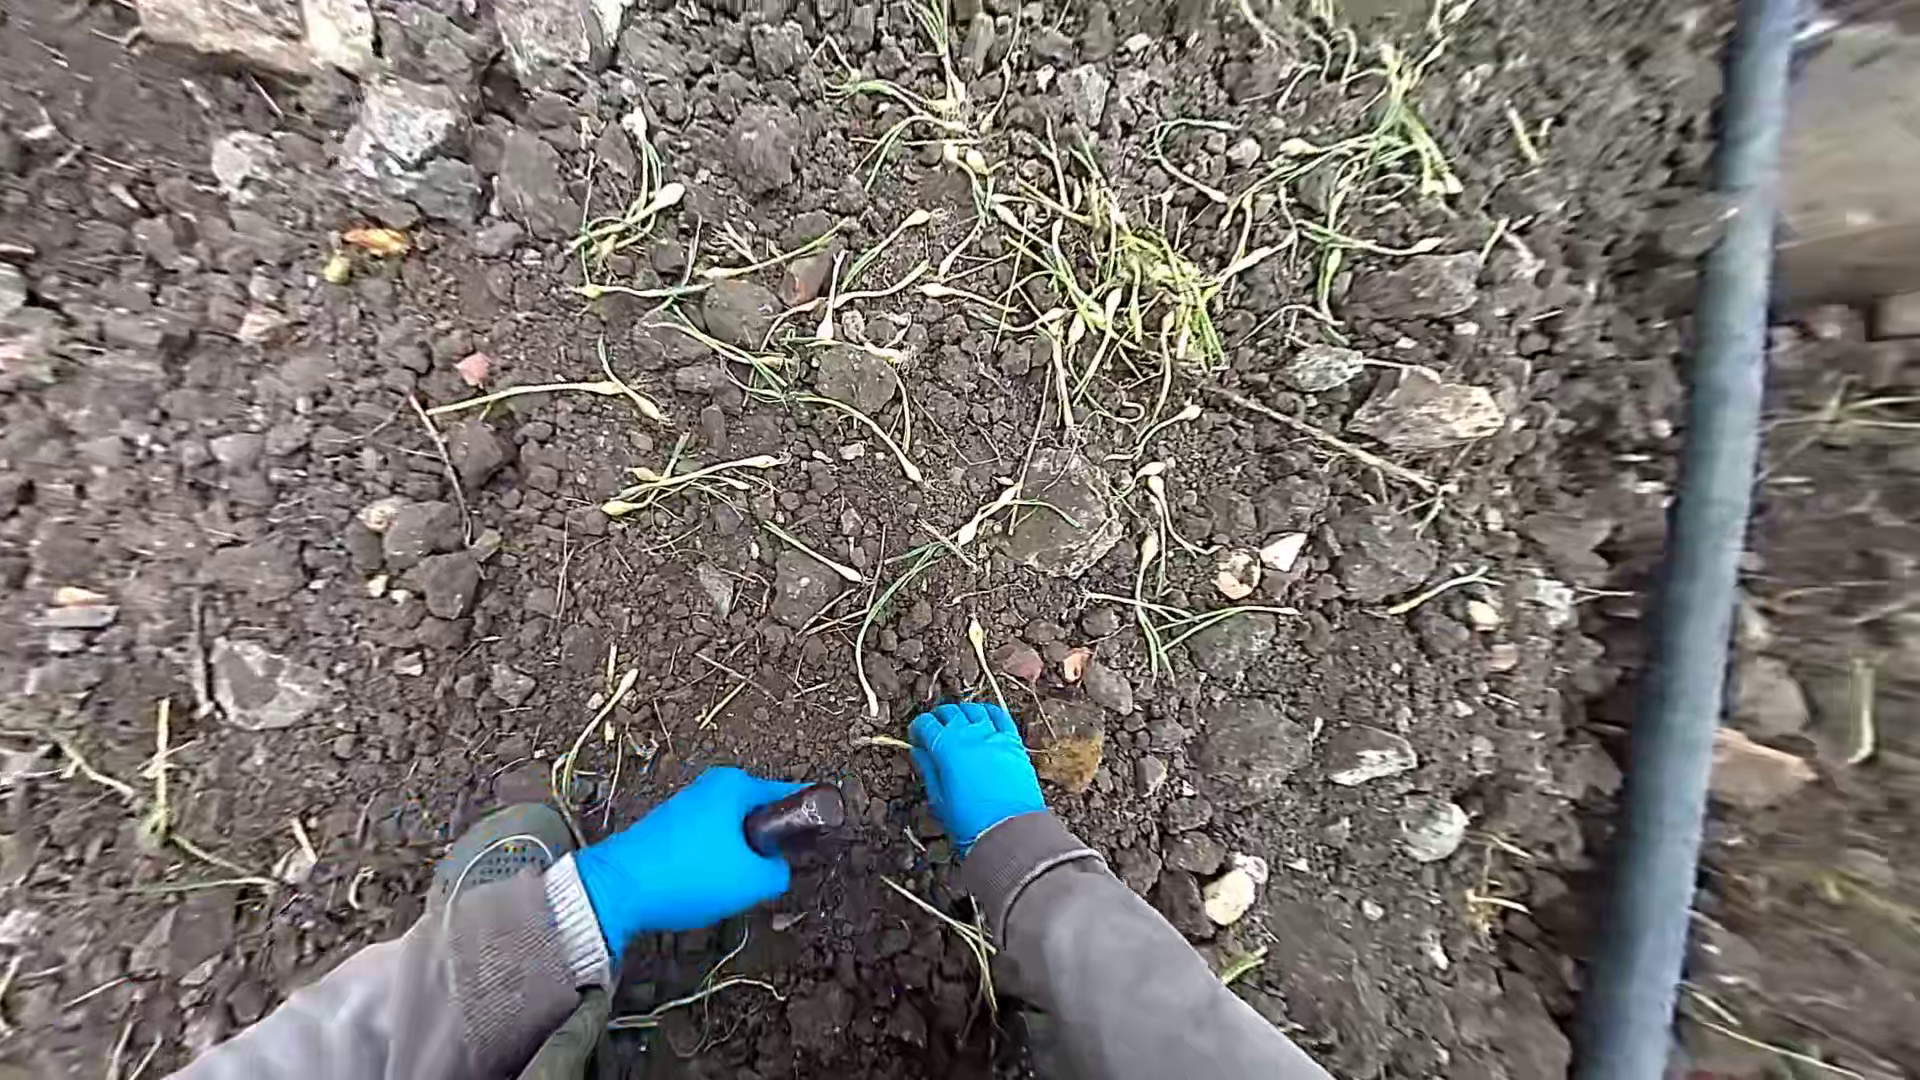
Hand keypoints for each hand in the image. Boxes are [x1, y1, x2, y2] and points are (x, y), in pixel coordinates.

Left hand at [574, 767, 804, 951]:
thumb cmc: (686, 875)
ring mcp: (690, 801)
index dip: (805, 818)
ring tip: (735, 879)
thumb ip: (779, 872)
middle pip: (760, 812)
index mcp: (736, 785)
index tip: (813, 839)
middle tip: (769, 869)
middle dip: (767, 840)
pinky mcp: (671, 823)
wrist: (614, 892)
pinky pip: (710, 834)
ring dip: (740, 850)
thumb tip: (779, 870)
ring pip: (734, 826)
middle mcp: (714, 784)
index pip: (788, 794)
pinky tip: (708, 880)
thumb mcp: (749, 881)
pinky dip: (716, 854)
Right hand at [909, 701, 1046, 854]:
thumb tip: (918, 751)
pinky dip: (989, 712)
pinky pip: (1000, 715)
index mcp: (946, 748)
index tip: (917, 735)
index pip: (926, 724)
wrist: (1010, 832)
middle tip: (934, 728)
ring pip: (974, 709)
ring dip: (962, 712)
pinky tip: (984, 716)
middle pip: (949, 712)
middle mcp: (969, 735)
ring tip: (959, 721)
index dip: (918, 727)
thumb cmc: (972, 823)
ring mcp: (993, 735)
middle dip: (938, 717)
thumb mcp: (939, 800)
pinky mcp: (1013, 741)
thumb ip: (928, 770)